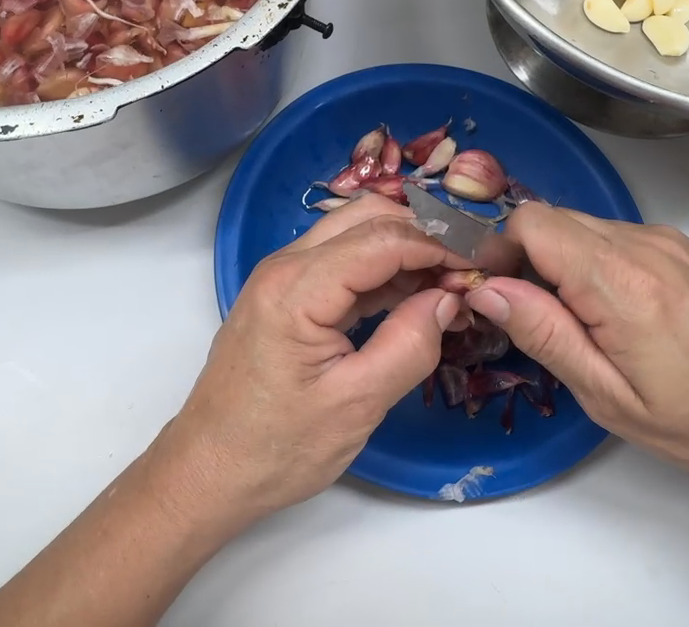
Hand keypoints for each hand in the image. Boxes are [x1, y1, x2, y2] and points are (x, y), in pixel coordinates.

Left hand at [156, 196, 463, 523]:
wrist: (209, 470)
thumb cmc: (277, 446)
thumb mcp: (356, 405)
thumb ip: (409, 345)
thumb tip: (449, 297)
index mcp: (297, 287)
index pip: (381, 239)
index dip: (436, 245)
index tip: (478, 266)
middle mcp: (284, 266)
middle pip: (365, 218)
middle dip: (420, 235)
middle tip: (465, 269)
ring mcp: (280, 277)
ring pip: (352, 234)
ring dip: (401, 250)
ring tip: (447, 285)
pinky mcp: (284, 296)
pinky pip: (339, 263)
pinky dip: (379, 271)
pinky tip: (412, 297)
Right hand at [464, 203, 688, 503]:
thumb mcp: (609, 397)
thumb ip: (543, 334)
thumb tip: (487, 291)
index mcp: (620, 282)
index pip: (529, 223)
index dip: (498, 251)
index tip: (495, 292)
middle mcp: (643, 245)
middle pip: (551, 219)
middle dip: (524, 257)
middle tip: (531, 314)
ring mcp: (666, 241)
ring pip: (581, 226)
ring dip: (559, 260)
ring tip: (578, 321)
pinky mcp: (682, 247)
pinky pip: (613, 236)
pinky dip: (593, 261)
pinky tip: (614, 311)